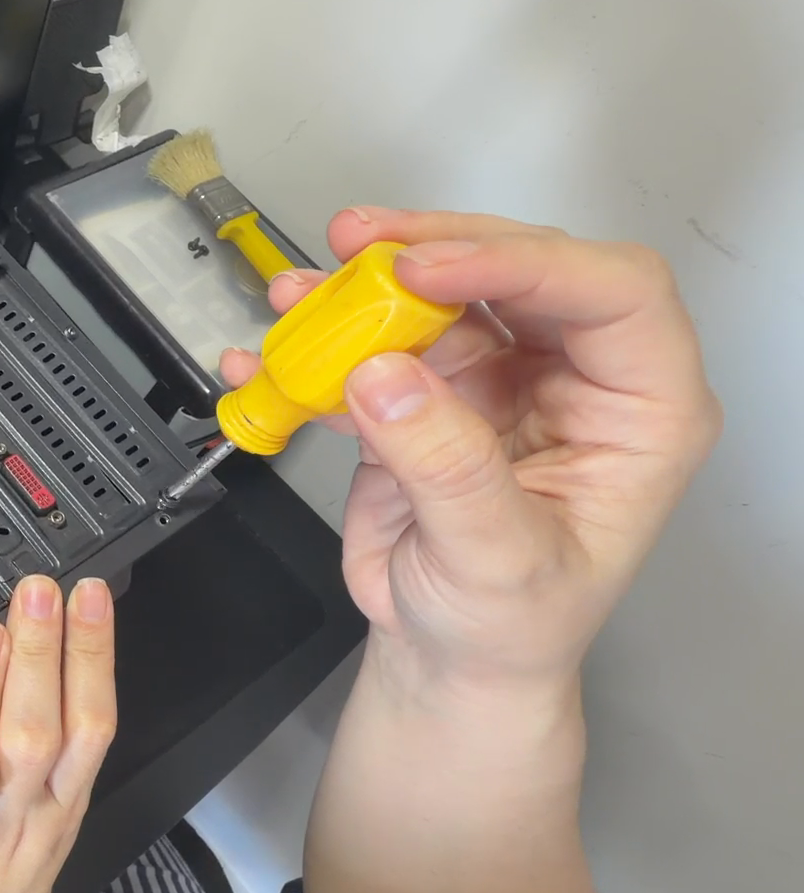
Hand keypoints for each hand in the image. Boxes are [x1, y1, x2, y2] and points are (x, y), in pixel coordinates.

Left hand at [0, 575, 116, 892]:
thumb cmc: (4, 867)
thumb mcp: (54, 810)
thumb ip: (57, 739)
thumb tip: (52, 644)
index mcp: (58, 803)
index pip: (90, 724)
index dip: (94, 657)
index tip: (88, 595)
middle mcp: (15, 820)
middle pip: (36, 738)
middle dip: (41, 660)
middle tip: (37, 593)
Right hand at [222, 209, 721, 696]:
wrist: (443, 651)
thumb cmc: (508, 620)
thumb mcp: (493, 556)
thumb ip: (445, 465)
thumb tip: (379, 375)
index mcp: (631, 408)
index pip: (604, 295)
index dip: (515, 264)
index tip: (415, 271)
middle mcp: (559, 382)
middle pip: (508, 278)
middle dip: (429, 252)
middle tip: (353, 241)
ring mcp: (479, 392)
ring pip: (425, 311)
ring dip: (354, 296)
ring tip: (292, 293)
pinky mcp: (410, 411)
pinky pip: (360, 364)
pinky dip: (307, 359)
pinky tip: (262, 360)